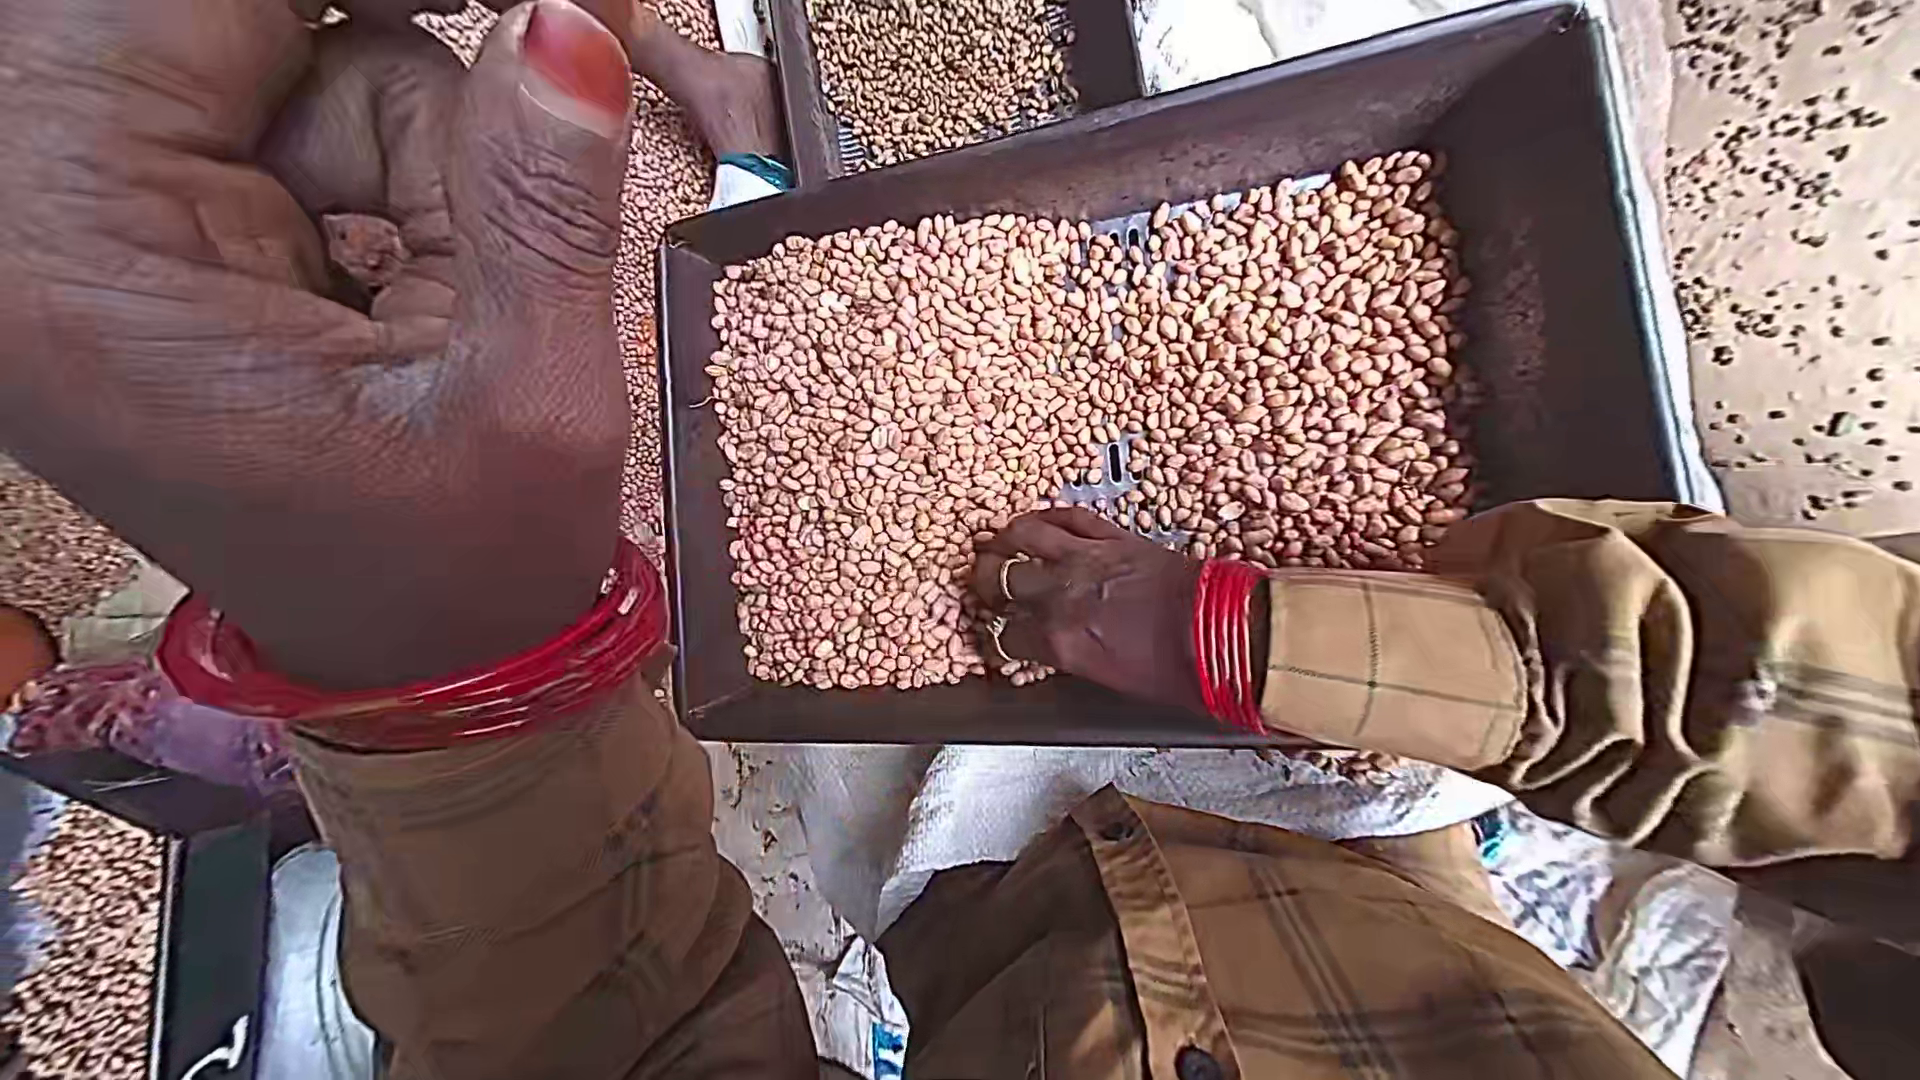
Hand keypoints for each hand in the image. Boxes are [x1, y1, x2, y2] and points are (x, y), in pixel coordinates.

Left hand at [0, 0, 634, 688]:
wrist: (451, 645)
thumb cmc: (488, 555)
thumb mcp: (538, 395)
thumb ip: (543, 210)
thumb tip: (571, 28)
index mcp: (74, 258)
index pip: (161, 2)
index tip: (531, 7)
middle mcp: (49, 225)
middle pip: (245, 46)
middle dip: (416, 128)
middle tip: (486, 242)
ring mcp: (126, 239)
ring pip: (312, 98)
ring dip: (434, 185)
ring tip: (472, 317)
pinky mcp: (202, 259)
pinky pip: (328, 159)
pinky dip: (422, 210)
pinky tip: (447, 307)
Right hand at [971, 509, 1207, 715]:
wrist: (1230, 633)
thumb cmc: (1176, 671)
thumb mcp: (1110, 677)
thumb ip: (1071, 654)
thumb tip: (1057, 645)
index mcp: (1059, 639)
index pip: (1008, 634)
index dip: (1000, 635)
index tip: (1004, 634)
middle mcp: (1062, 595)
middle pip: (1003, 578)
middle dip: (987, 582)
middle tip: (986, 583)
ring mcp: (1086, 558)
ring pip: (1026, 534)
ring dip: (1007, 539)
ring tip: (1001, 544)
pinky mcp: (1114, 536)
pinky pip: (1069, 516)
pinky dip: (1049, 516)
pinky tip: (1040, 521)